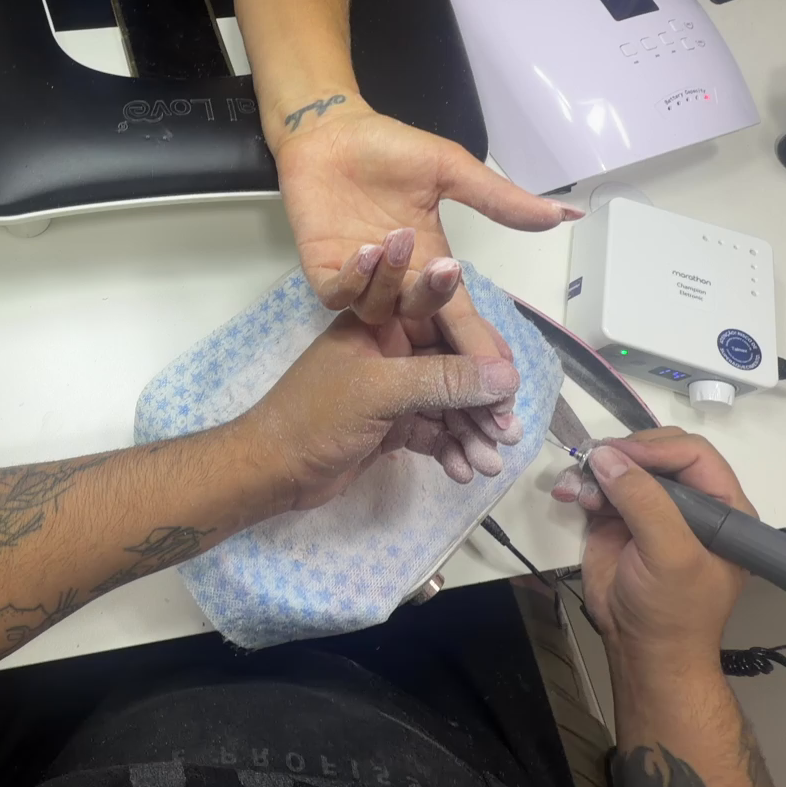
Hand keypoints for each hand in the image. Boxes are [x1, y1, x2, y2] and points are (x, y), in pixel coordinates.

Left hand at [237, 310, 520, 512]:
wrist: (274, 470)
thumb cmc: (315, 417)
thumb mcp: (379, 392)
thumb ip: (441, 380)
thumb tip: (507, 377)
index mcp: (377, 324)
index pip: (439, 316)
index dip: (478, 340)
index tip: (511, 369)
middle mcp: (387, 351)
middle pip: (452, 364)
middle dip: (482, 397)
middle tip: (508, 430)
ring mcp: (391, 389)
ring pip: (447, 402)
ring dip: (471, 430)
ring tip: (490, 462)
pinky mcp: (391, 423)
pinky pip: (433, 430)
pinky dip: (451, 448)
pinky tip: (463, 470)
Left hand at [271, 109, 578, 322]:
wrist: (330, 131)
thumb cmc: (387, 150)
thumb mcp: (451, 171)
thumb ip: (500, 200)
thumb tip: (567, 215)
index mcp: (429, 260)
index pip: (458, 310)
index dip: (476, 338)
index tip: (502, 368)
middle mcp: (394, 277)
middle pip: (419, 316)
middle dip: (436, 303)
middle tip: (447, 270)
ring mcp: (355, 276)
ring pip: (377, 309)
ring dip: (390, 279)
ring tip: (399, 236)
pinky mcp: (321, 268)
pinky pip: (335, 295)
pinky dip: (352, 280)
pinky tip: (365, 251)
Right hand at [552, 429, 752, 669]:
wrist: (638, 644)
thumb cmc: (673, 606)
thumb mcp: (671, 555)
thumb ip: (645, 502)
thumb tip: (604, 456)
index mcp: (721, 508)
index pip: (694, 454)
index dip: (657, 448)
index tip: (620, 457)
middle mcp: (687, 502)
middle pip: (655, 451)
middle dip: (622, 454)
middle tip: (595, 465)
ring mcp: (648, 508)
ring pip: (620, 464)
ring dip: (592, 470)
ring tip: (576, 489)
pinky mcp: (614, 516)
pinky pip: (595, 484)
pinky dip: (577, 484)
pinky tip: (567, 495)